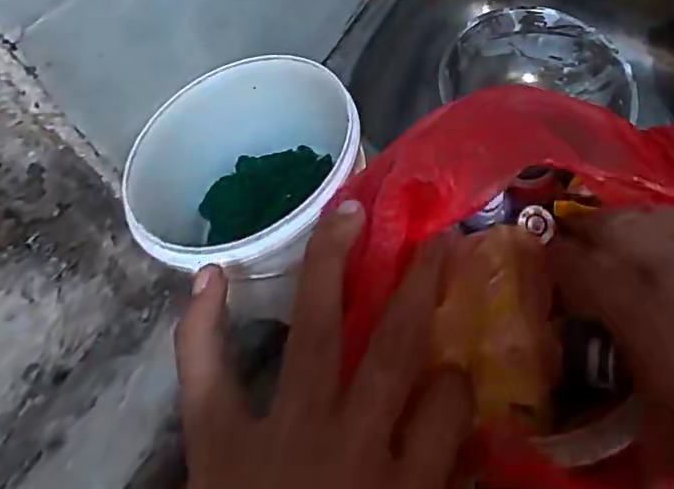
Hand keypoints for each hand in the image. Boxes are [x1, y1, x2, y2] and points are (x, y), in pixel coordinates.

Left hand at [177, 200, 473, 488]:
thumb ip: (440, 482)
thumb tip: (471, 430)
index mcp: (399, 484)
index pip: (450, 403)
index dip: (457, 376)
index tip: (458, 364)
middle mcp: (347, 445)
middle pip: (391, 346)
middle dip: (416, 285)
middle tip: (432, 236)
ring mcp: (279, 436)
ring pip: (315, 331)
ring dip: (332, 266)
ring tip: (346, 211)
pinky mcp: (216, 448)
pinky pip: (207, 378)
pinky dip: (203, 327)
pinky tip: (212, 273)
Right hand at [548, 208, 673, 488]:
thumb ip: (632, 367)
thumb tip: (608, 332)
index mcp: (670, 312)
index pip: (584, 266)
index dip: (553, 266)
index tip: (538, 271)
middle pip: (618, 224)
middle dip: (585, 236)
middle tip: (570, 258)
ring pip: (661, 217)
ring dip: (630, 232)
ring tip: (620, 256)